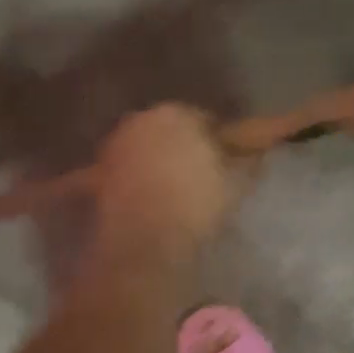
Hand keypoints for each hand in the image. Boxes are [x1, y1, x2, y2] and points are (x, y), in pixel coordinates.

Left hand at [94, 104, 244, 258]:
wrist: (146, 240)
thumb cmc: (196, 203)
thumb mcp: (237, 183)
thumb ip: (247, 162)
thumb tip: (254, 154)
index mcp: (176, 112)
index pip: (204, 119)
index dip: (217, 141)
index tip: (225, 161)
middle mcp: (140, 120)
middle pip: (169, 130)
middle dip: (182, 147)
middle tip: (199, 176)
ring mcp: (114, 146)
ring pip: (145, 149)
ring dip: (156, 162)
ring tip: (172, 191)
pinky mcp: (99, 174)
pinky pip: (124, 174)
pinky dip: (134, 182)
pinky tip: (145, 200)